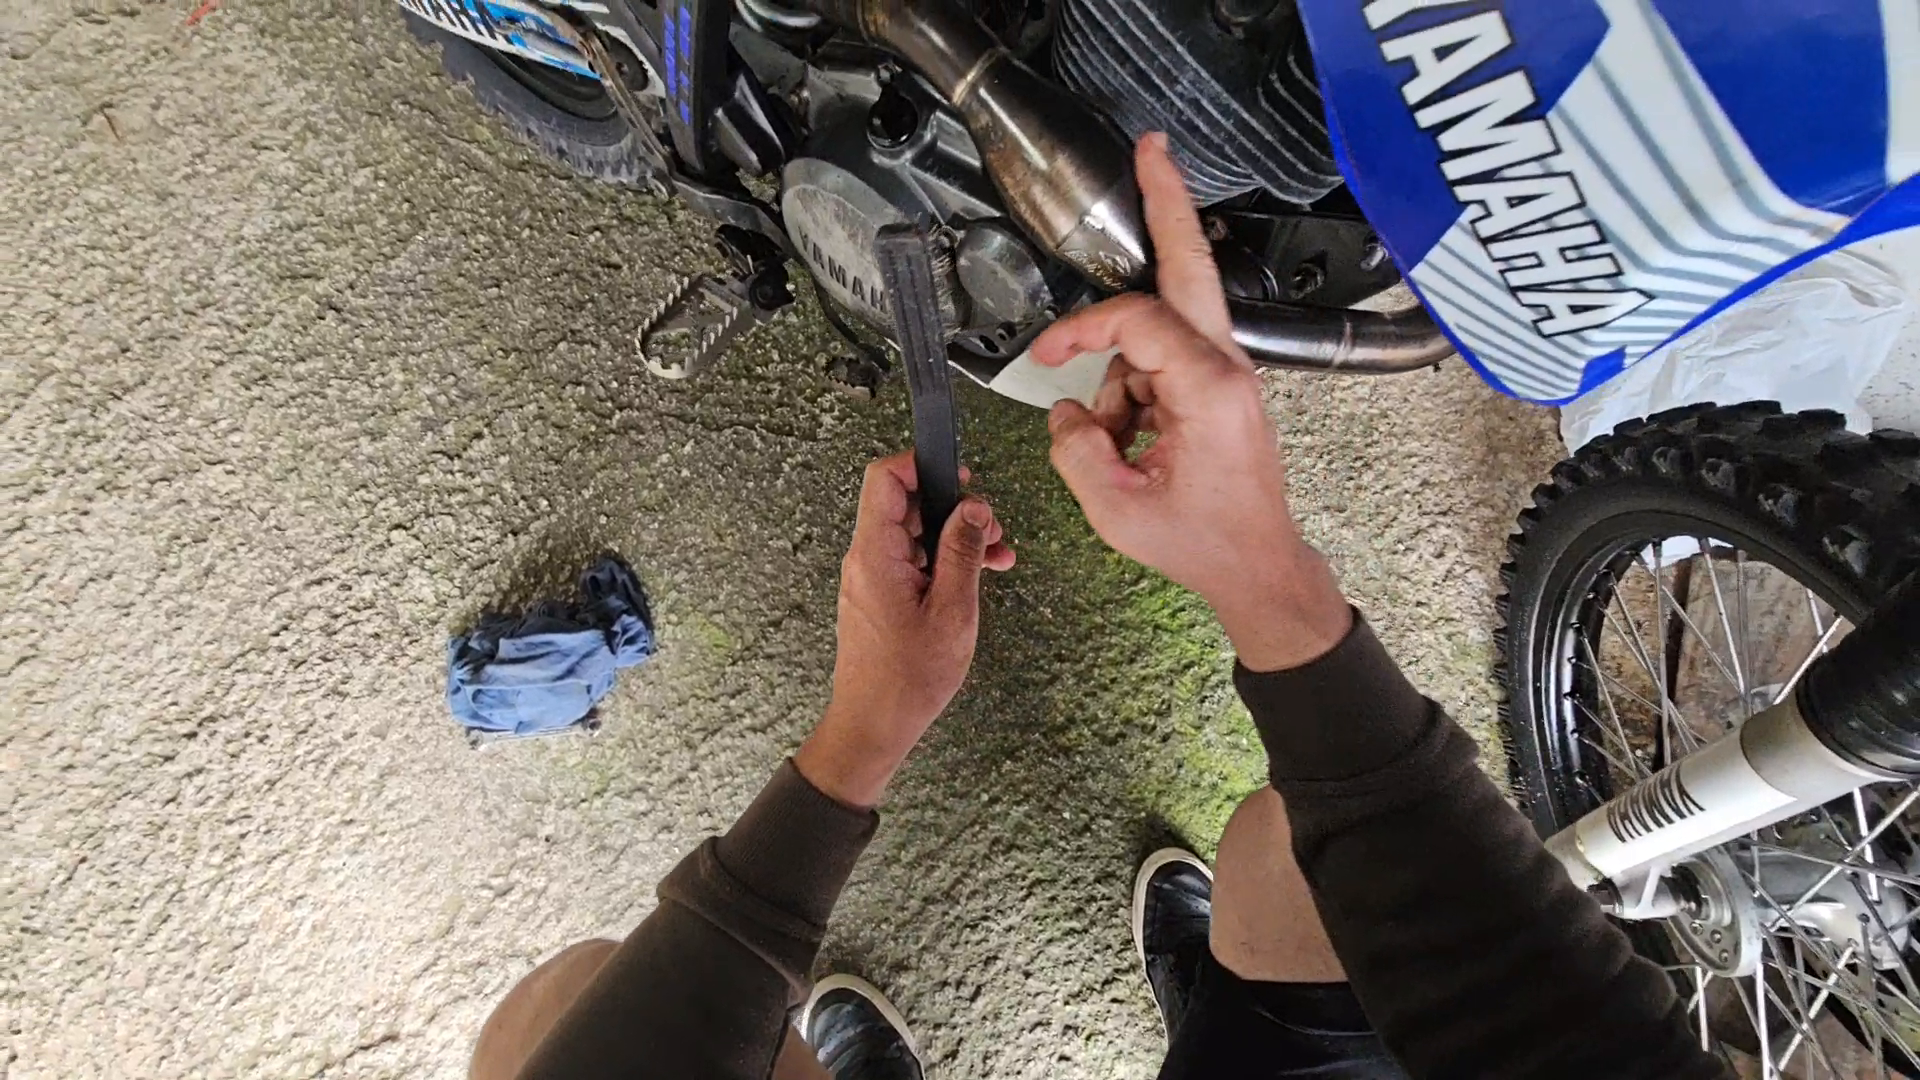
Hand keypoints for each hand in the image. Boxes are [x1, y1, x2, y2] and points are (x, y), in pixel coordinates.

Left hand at [794, 451, 1015, 807]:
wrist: (874, 724)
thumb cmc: (908, 679)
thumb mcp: (952, 610)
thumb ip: (962, 552)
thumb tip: (974, 507)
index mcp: (876, 554)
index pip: (884, 479)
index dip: (921, 466)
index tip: (959, 476)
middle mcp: (867, 559)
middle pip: (905, 504)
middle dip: (953, 508)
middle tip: (991, 530)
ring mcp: (872, 577)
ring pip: (914, 534)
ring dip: (955, 538)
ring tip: (996, 556)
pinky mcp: (880, 595)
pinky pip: (911, 561)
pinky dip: (943, 562)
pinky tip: (977, 576)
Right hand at [1029, 133, 1351, 670]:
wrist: (1256, 564)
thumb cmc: (1201, 542)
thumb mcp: (1117, 510)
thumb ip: (1076, 452)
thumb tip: (1065, 412)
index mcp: (1209, 391)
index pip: (1137, 323)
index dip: (1082, 331)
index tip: (1046, 357)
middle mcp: (1227, 369)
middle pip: (1190, 267)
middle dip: (1167, 206)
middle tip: (1150, 152)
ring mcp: (1225, 376)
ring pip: (1155, 335)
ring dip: (1118, 379)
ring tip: (1122, 447)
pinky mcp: (1216, 390)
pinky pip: (1157, 368)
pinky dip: (1130, 396)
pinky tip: (1135, 444)